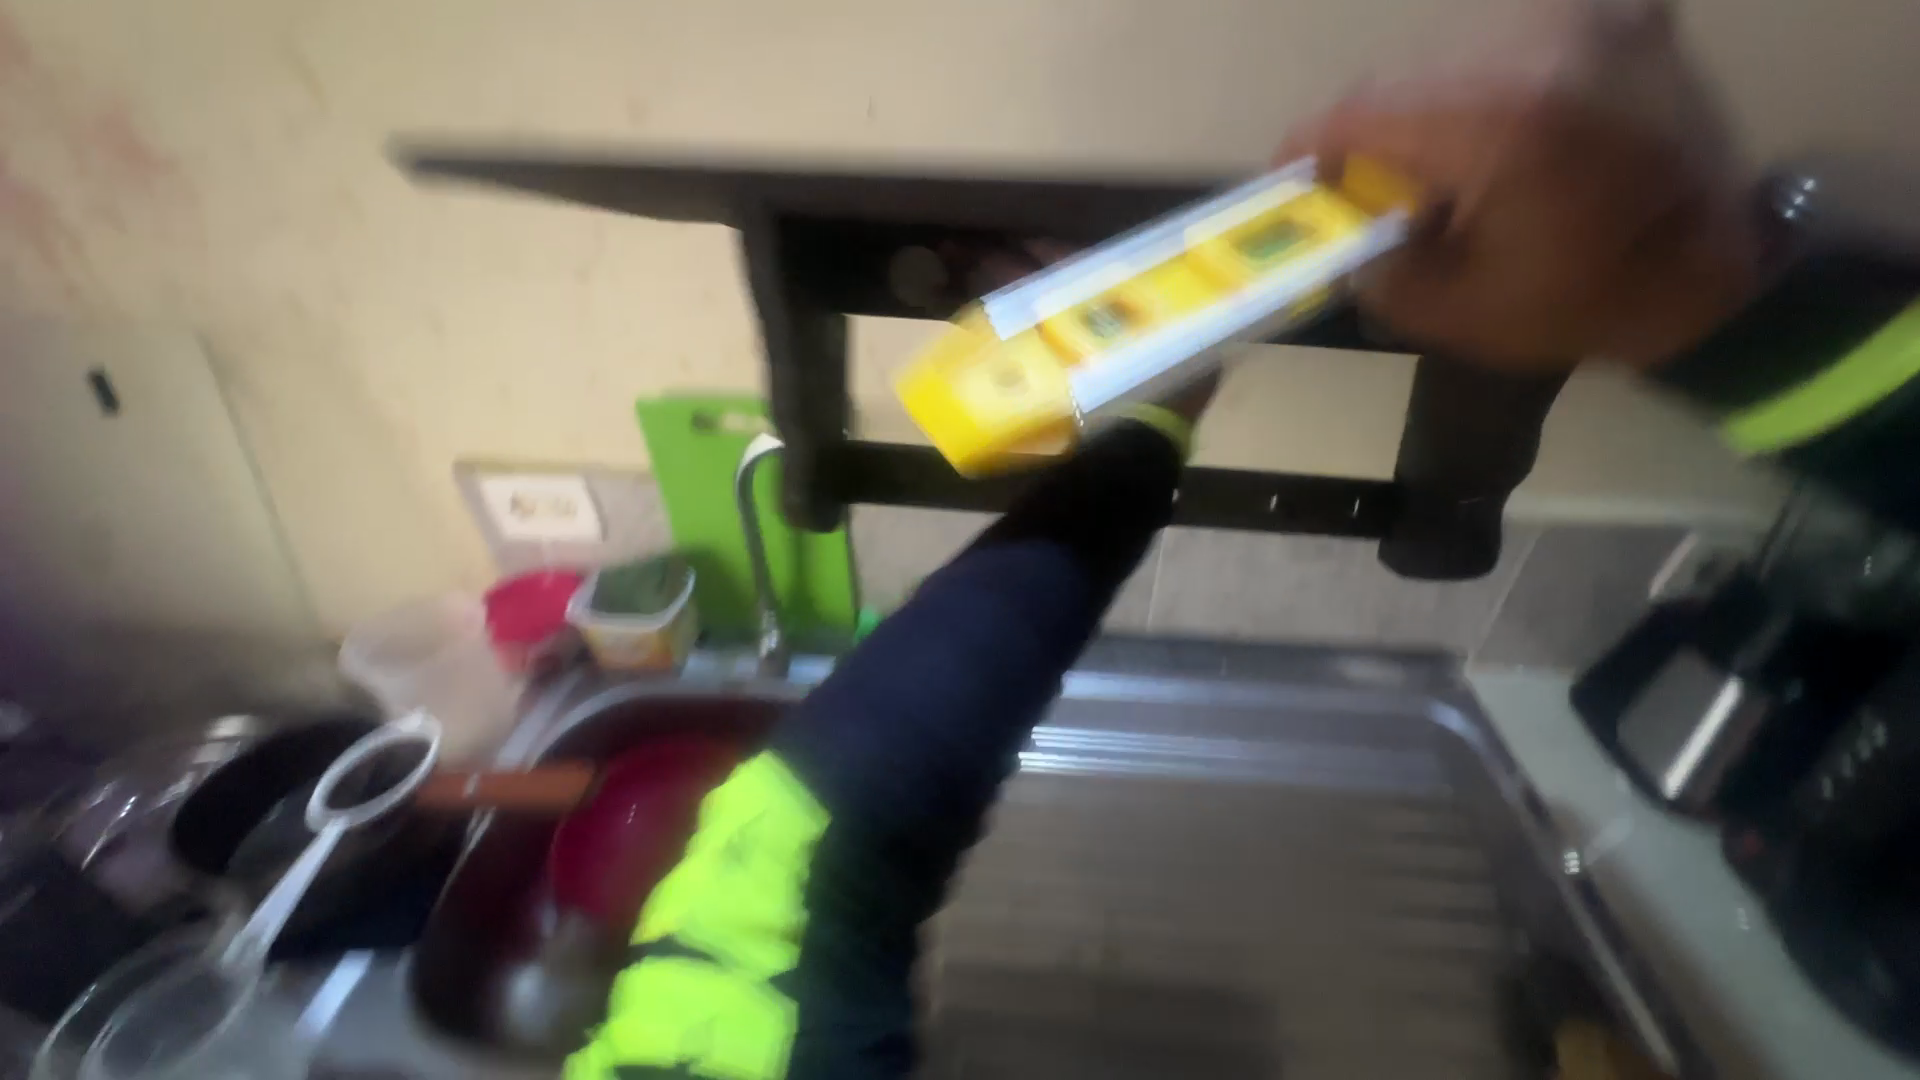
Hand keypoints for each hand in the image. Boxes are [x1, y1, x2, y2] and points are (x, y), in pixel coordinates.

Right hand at [1284, 0, 1763, 370]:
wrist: (1718, 275)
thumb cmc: (1575, 305)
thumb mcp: (1445, 310)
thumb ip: (1371, 264)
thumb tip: (1336, 233)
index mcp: (1498, 122)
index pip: (1360, 109)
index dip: (1306, 146)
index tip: (1286, 179)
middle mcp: (1541, 45)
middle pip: (1403, 80)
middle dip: (1366, 139)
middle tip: (1357, 189)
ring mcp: (1589, 20)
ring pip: (1450, 60)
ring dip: (1419, 115)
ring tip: (1425, 171)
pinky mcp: (1619, 19)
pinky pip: (1507, 48)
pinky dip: (1474, 95)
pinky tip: (1482, 140)